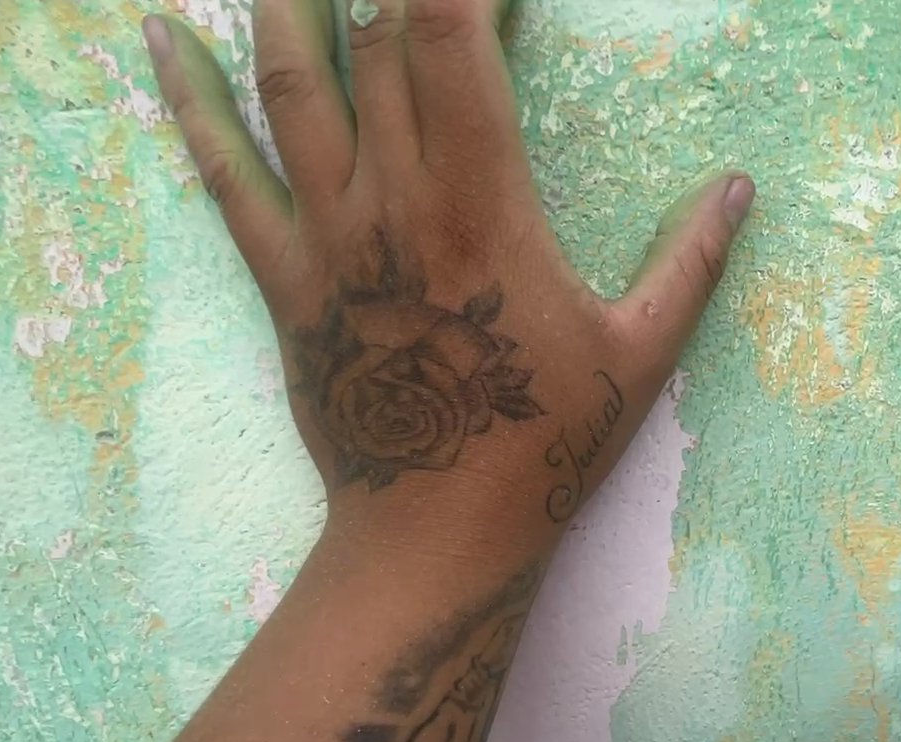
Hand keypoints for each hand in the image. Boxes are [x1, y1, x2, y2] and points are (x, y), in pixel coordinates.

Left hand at [142, 0, 751, 555]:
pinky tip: (160, 40)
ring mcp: (326, 239)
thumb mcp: (639, 357)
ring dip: (293, 4)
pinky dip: (188, 101)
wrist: (441, 530)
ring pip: (291, 84)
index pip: (453, 38)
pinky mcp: (285, 283)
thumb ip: (690, 264)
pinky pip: (224, 175)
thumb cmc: (546, 444)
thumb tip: (740, 190)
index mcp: (483, 210)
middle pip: (379, 46)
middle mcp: (393, 202)